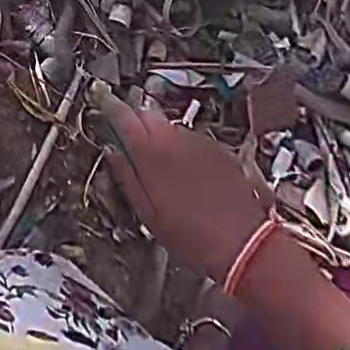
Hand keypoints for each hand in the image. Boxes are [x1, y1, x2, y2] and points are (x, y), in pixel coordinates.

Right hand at [100, 92, 269, 279]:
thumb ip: (126, 177)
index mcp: (150, 151)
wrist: (245, 244)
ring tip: (166, 171)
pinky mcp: (216, 147)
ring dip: (161, 138)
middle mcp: (173, 137)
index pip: (122, 114)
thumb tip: (113, 155)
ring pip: (168, 126)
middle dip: (137, 124)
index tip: (104, 105)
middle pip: (146, 113)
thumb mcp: (148, 213)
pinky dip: (183, 148)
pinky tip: (189, 176)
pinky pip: (190, 138)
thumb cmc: (193, 235)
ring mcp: (197, 140)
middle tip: (134, 148)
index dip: (110, 107)